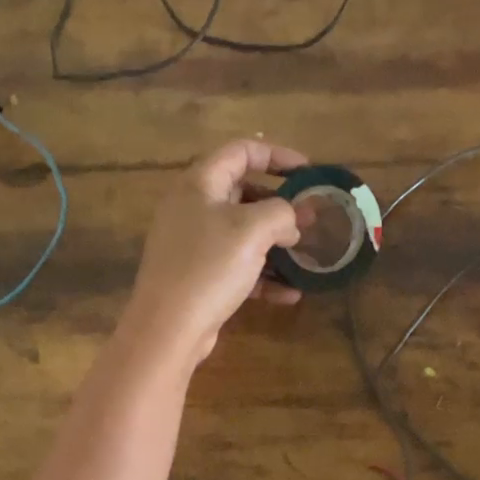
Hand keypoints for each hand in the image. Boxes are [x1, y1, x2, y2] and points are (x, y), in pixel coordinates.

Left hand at [122, 139, 307, 363]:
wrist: (169, 328)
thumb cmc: (210, 267)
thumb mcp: (253, 230)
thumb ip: (281, 214)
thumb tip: (291, 223)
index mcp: (200, 184)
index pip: (241, 151)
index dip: (277, 155)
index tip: (308, 171)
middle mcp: (192, 209)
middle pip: (242, 193)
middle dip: (280, 205)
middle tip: (310, 219)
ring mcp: (193, 246)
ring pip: (241, 234)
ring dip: (275, 242)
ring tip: (305, 254)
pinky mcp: (197, 278)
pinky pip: (236, 268)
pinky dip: (262, 276)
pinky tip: (290, 293)